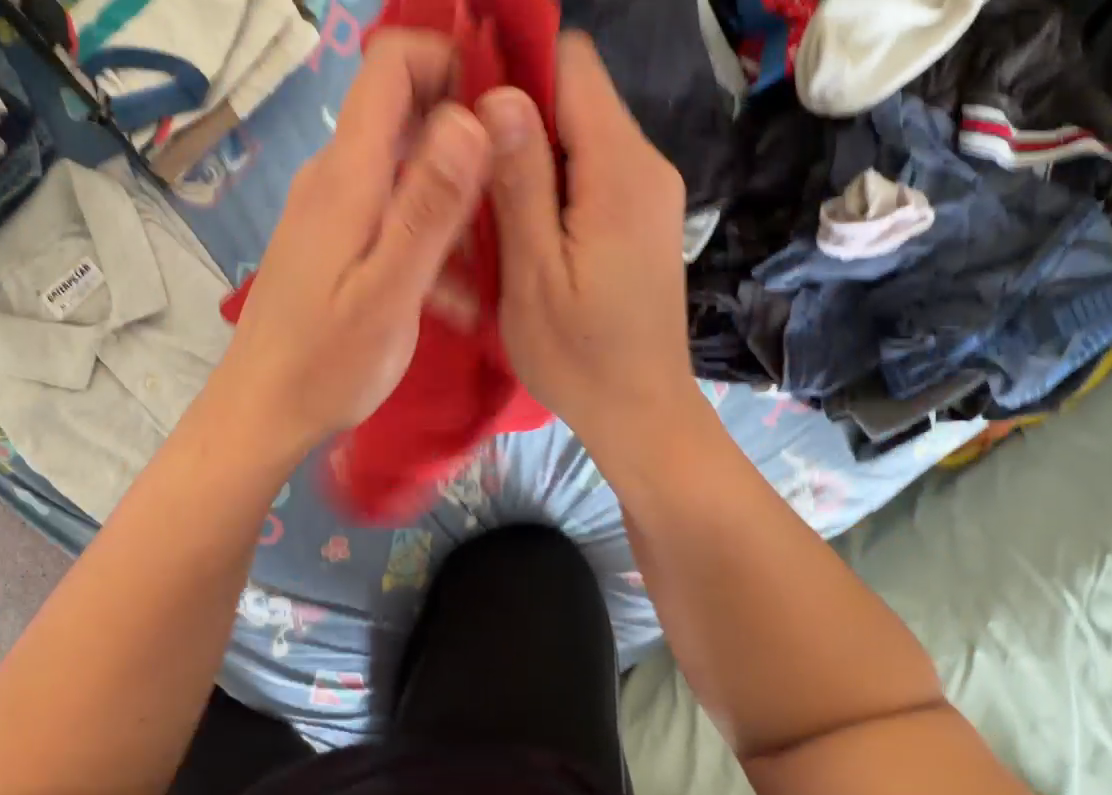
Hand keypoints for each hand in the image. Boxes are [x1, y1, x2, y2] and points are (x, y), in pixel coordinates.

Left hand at [215, 30, 491, 448]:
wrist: (262, 412)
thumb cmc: (327, 364)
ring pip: (402, 173)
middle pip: (403, 115)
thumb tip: (470, 119)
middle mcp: (333, 178)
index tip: (497, 112)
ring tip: (490, 262)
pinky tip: (453, 297)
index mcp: (348, 176)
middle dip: (463, 141)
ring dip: (450, 204)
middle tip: (510, 195)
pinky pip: (387, 216)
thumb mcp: (388, 293)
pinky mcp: (329, 245)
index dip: (447, 63)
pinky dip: (424, 240)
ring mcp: (328, 212)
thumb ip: (428, 208)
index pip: (391, 65)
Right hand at [474, 33, 697, 451]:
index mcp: (619, 170)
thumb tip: (499, 95)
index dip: (515, 69)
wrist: (640, 413)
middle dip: (515, 122)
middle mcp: (645, 166)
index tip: (463, 111)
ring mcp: (648, 194)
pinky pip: (590, 177)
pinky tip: (520, 234)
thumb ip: (520, 183)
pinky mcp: (641, 221)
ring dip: (528, 162)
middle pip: (574, 101)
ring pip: (579, 141)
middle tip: (463, 173)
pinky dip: (552, 191)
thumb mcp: (533, 275)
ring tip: (484, 210)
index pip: (572, 65)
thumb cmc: (579, 357)